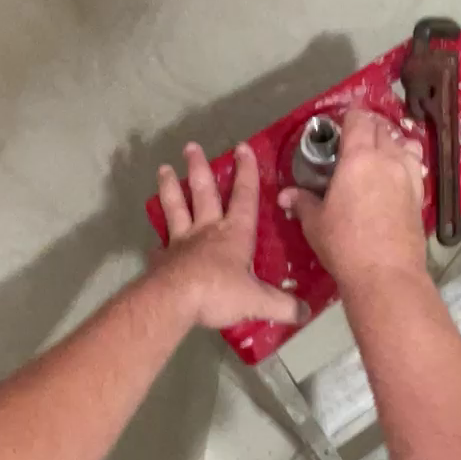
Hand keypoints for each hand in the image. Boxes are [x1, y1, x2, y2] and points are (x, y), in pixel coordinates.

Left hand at [154, 142, 304, 329]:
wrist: (173, 302)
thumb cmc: (218, 292)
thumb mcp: (258, 301)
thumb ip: (283, 305)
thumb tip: (307, 313)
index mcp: (234, 233)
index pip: (244, 196)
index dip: (246, 172)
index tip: (242, 147)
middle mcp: (207, 231)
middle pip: (203, 192)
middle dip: (199, 168)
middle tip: (191, 147)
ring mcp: (181, 243)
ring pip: (175, 208)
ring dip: (170, 188)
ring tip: (163, 169)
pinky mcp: (162, 259)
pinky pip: (160, 247)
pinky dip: (158, 242)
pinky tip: (154, 243)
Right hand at [278, 109, 427, 284]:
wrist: (386, 274)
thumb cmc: (345, 245)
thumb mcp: (315, 223)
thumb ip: (302, 202)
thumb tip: (285, 195)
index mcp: (359, 157)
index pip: (358, 120)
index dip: (349, 117)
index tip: (340, 124)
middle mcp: (388, 159)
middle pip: (382, 128)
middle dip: (368, 127)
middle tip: (354, 139)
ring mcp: (408, 176)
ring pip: (404, 143)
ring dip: (391, 141)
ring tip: (378, 152)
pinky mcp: (420, 195)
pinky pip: (415, 165)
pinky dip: (406, 161)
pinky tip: (395, 174)